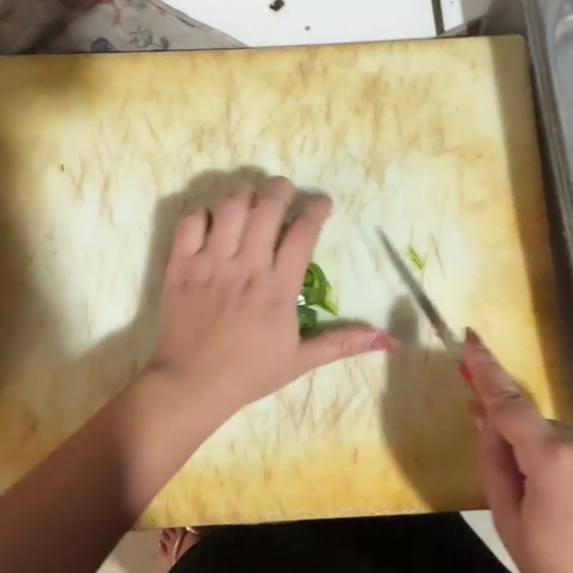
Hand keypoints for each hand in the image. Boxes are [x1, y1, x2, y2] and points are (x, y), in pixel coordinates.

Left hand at [145, 178, 394, 428]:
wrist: (191, 384)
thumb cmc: (249, 373)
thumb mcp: (301, 360)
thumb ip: (343, 343)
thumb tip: (391, 340)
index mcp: (278, 288)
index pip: (303, 233)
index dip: (316, 209)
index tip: (322, 202)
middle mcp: (246, 267)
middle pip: (266, 208)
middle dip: (280, 189)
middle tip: (285, 188)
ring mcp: (210, 263)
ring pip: (230, 208)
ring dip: (244, 193)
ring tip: (252, 194)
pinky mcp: (180, 265)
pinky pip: (190, 223)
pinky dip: (204, 212)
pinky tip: (214, 218)